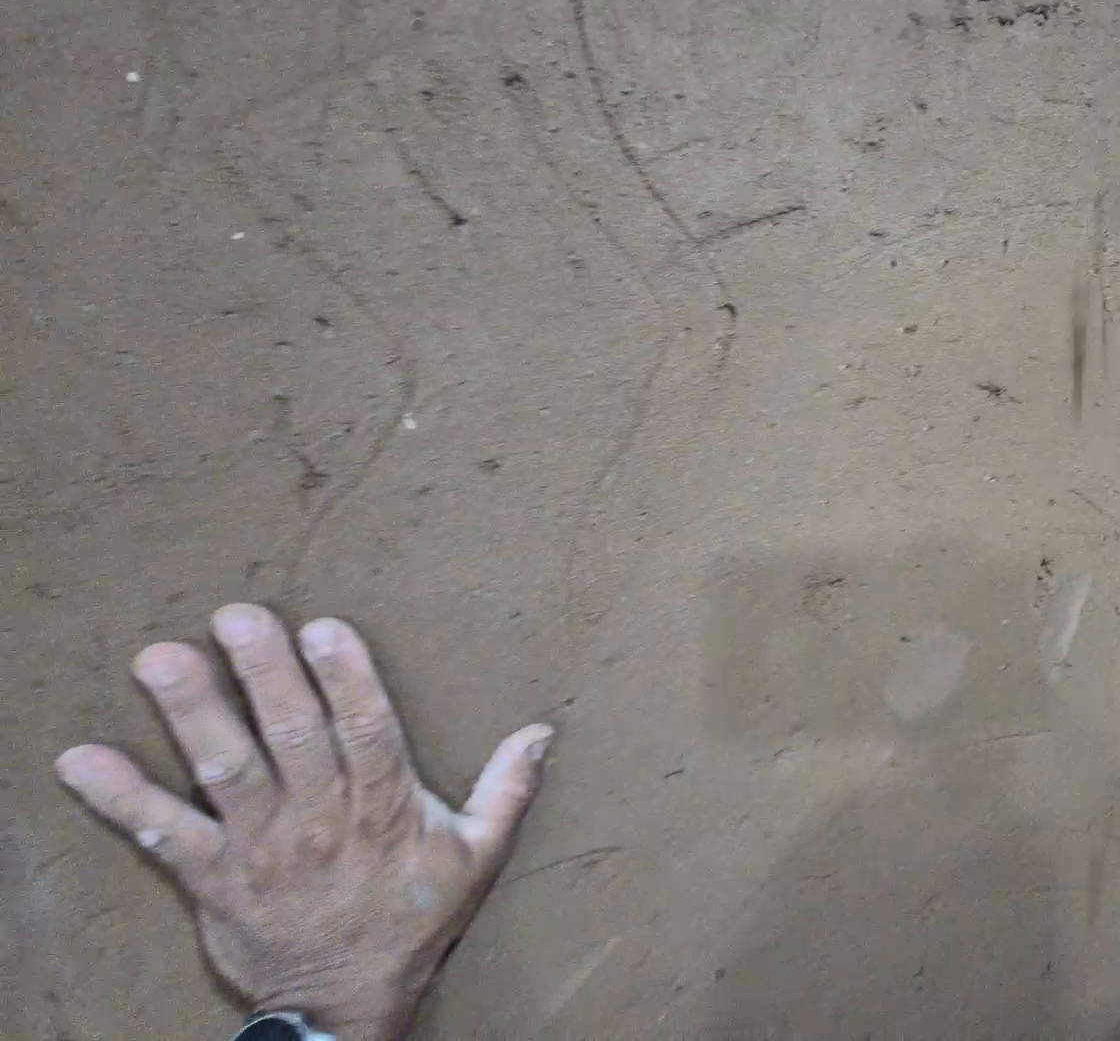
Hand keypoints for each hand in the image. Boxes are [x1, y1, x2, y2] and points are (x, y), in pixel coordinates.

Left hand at [55, 604, 552, 1039]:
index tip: (324, 628)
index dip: (345, 677)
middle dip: (262, 673)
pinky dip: (119, 798)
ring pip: (224, 770)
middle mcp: (319, 816)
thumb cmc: (419, 913)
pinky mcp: (211, 877)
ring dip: (190, 713)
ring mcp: (259, 846)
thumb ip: (510, 787)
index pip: (365, 728)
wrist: (345, 999)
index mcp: (384, 805)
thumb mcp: (484, 852)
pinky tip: (80, 759)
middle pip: (290, 734)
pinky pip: (160, 835)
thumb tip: (543, 730)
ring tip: (162, 658)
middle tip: (237, 617)